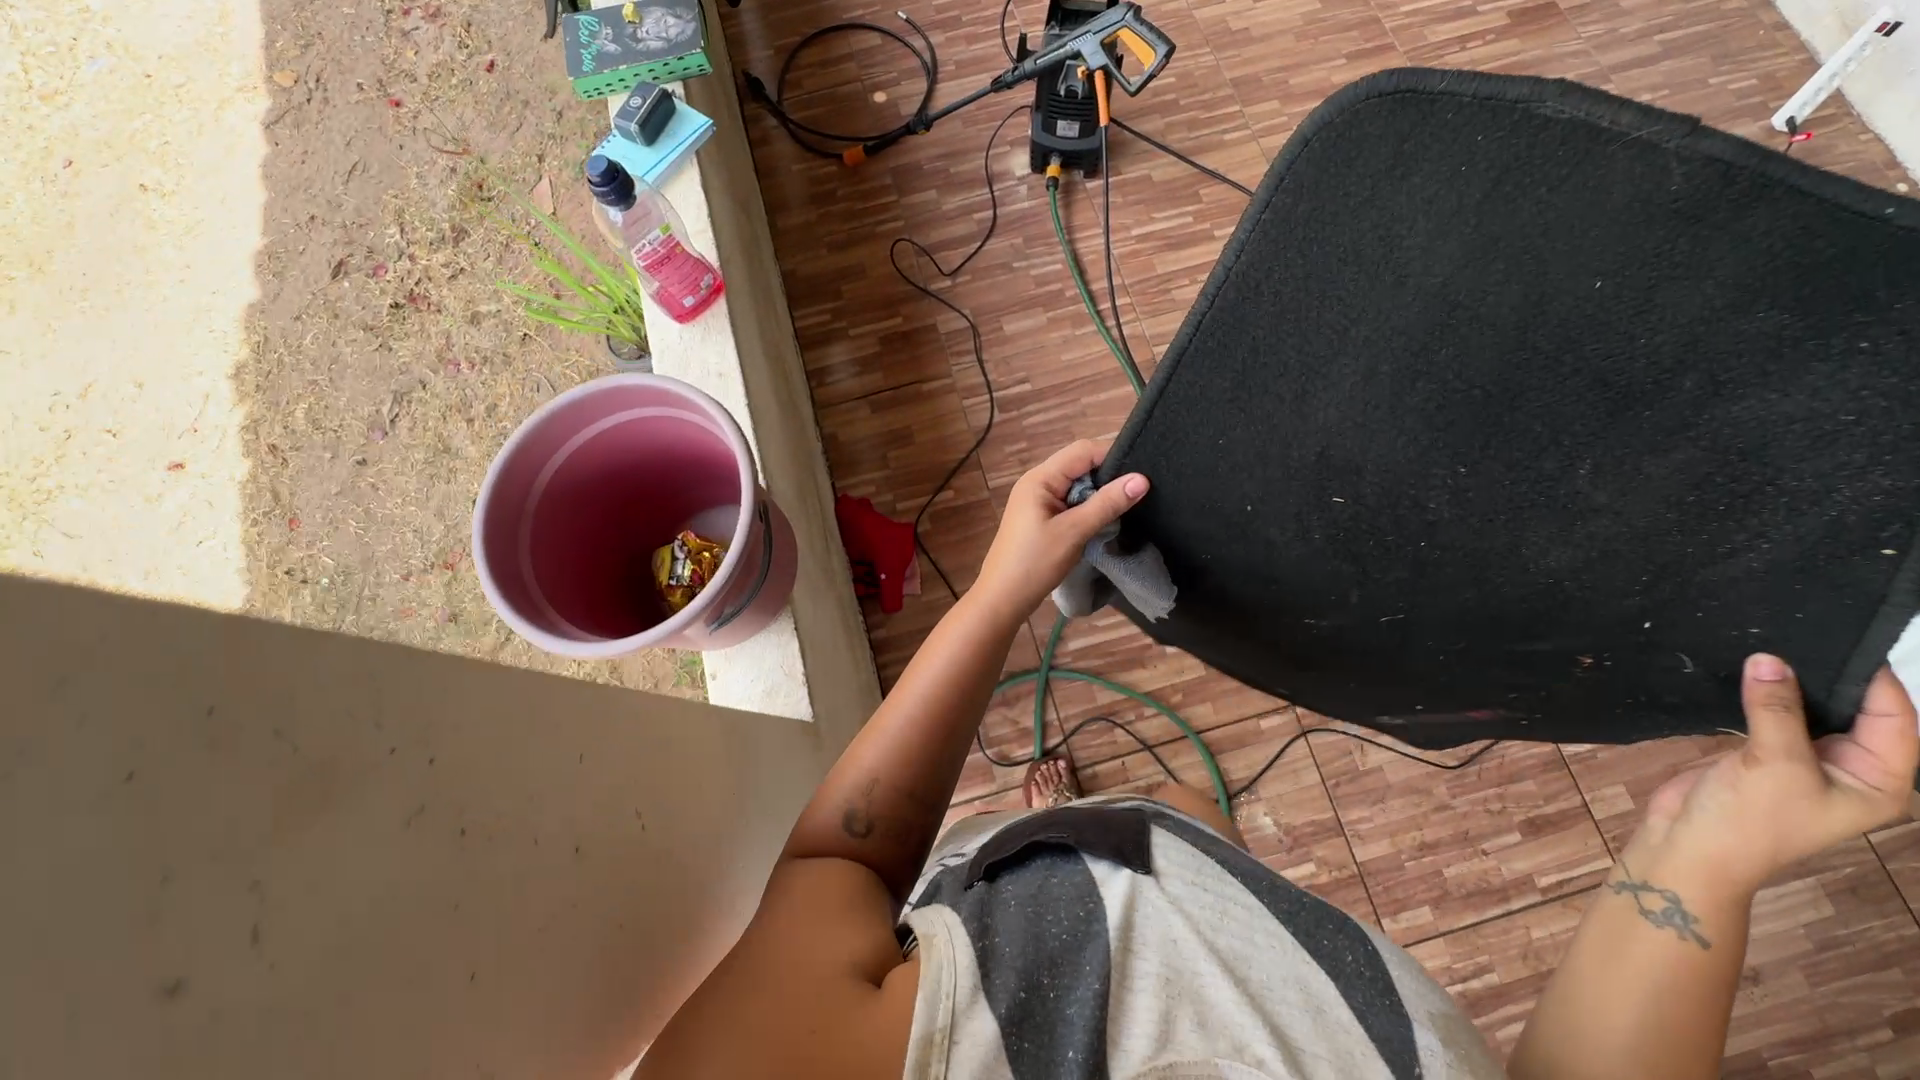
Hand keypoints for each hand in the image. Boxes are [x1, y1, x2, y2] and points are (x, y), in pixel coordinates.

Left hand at [970, 439, 1148, 621]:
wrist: (1003, 598)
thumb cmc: (1035, 563)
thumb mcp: (1074, 531)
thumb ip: (1107, 504)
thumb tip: (1141, 480)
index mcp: (1040, 478)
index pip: (1082, 451)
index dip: (1112, 457)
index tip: (1140, 475)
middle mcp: (1037, 482)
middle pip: (1080, 465)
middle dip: (1107, 476)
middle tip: (1136, 492)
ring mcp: (1038, 500)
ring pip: (1077, 485)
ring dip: (1098, 494)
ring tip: (1124, 506)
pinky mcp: (1041, 517)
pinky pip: (1070, 501)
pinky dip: (1088, 507)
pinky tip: (1103, 519)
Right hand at [1627, 654, 1917, 894]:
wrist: (1689, 848)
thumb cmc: (1751, 819)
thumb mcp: (1774, 764)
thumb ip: (1775, 710)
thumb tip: (1767, 658)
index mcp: (1878, 781)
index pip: (1894, 720)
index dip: (1874, 681)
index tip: (1843, 639)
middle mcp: (1848, 768)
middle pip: (1854, 712)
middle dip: (1829, 677)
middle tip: (1802, 634)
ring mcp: (1801, 761)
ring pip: (1807, 711)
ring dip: (1790, 684)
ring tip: (1771, 645)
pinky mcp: (1759, 754)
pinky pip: (1770, 715)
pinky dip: (1760, 695)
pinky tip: (1746, 671)